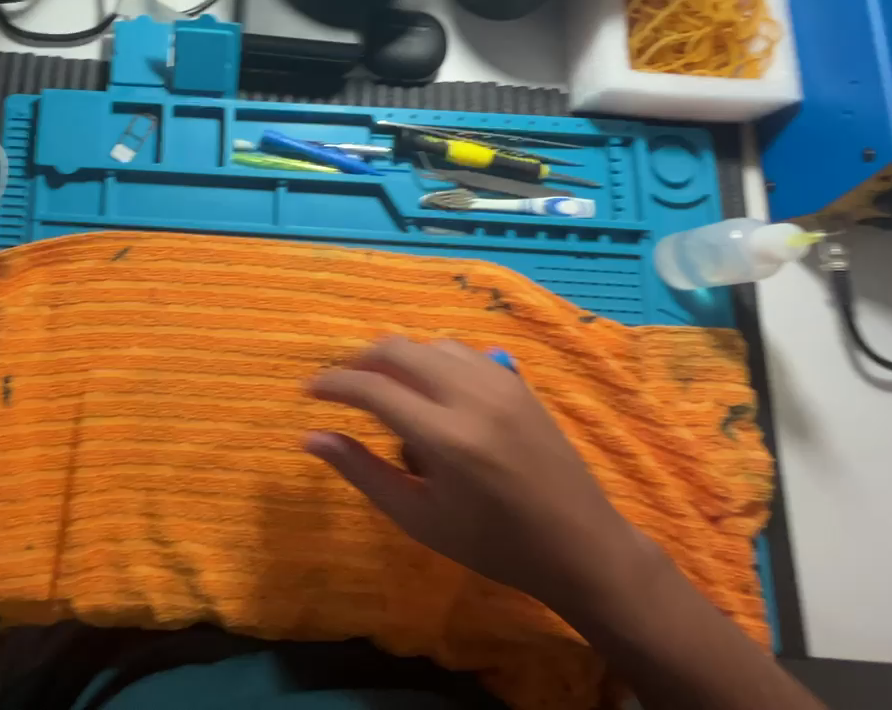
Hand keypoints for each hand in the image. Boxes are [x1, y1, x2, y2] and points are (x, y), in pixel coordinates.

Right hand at [305, 337, 652, 614]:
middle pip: (397, 349)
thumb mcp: (418, 518)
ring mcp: (499, 382)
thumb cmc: (492, 544)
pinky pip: (459, 351)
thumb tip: (311, 438)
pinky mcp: (517, 381)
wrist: (581, 546)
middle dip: (359, 361)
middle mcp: (471, 396)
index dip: (332, 384)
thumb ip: (362, 471)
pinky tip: (428, 389)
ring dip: (396, 358)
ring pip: (427, 344)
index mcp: (446, 437)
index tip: (309, 391)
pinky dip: (430, 360)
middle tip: (341, 387)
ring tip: (384, 390)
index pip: (372, 388)